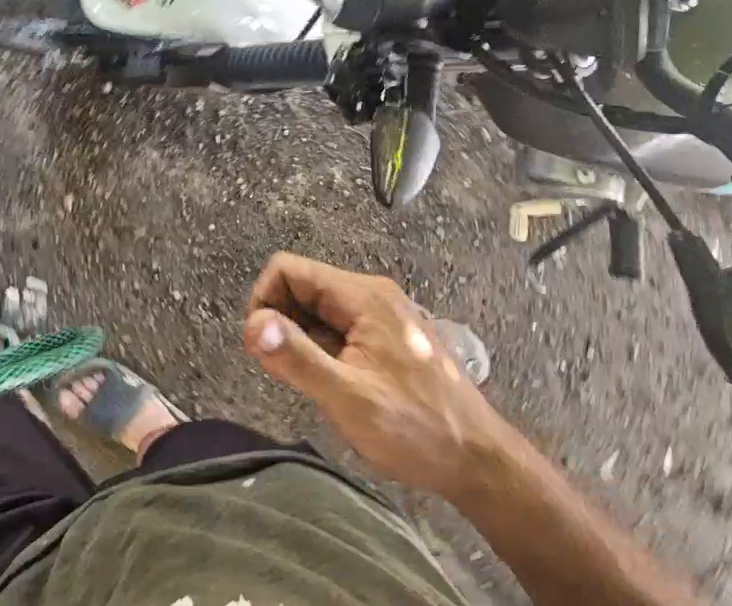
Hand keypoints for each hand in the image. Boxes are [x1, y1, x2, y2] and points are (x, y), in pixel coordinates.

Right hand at [243, 252, 506, 498]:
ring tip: (319, 385)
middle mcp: (372, 294)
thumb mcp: (348, 397)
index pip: (287, 269)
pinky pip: (338, 328)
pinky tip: (339, 386)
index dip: (264, 302)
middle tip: (291, 374)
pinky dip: (324, 351)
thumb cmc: (415, 430)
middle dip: (283, 325)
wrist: (480, 462)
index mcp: (363, 296)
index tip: (265, 348)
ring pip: (318, 310)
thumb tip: (252, 324)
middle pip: (302, 287)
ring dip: (302, 341)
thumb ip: (297, 357)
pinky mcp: (388, 336)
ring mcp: (383, 315)